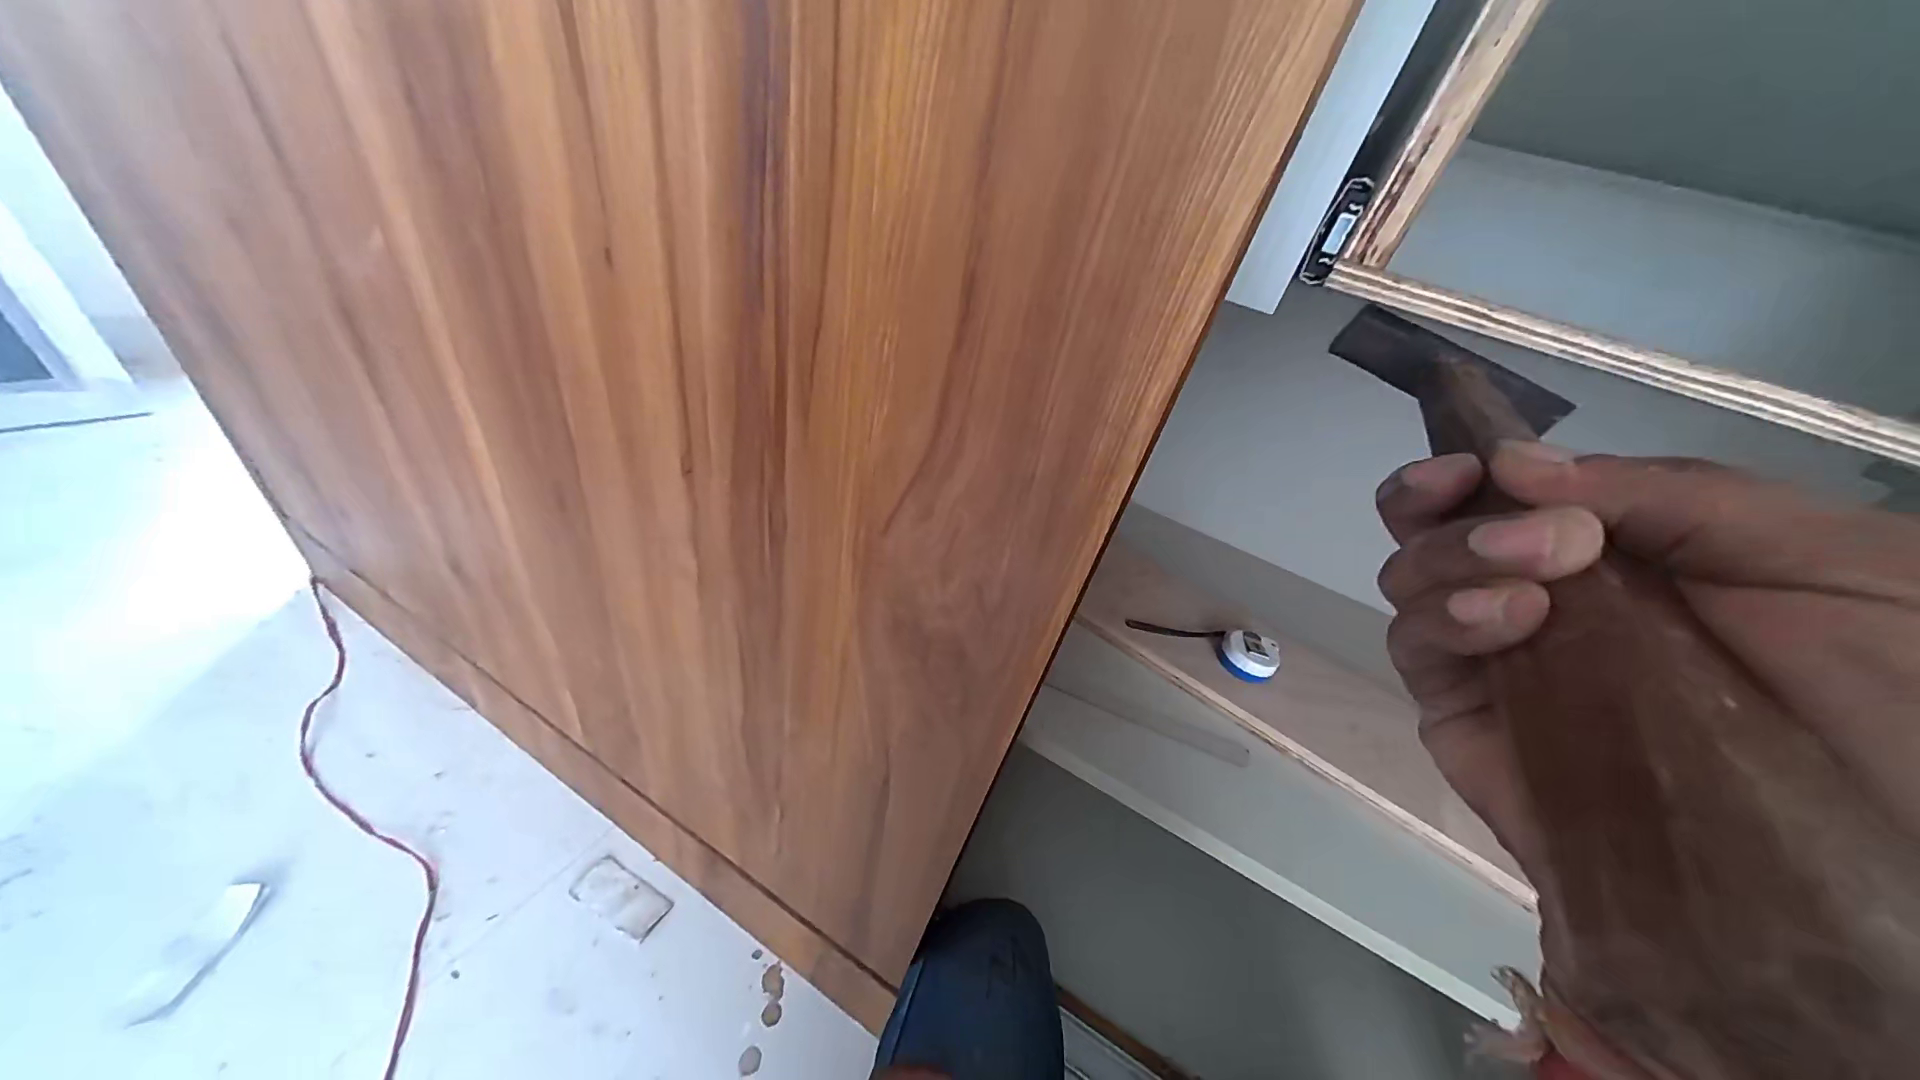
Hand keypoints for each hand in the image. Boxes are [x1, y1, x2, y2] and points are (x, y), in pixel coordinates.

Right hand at [1375, 441, 1919, 885]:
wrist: (1879, 856)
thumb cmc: (1884, 696)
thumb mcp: (1817, 559)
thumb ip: (1673, 495)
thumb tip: (1512, 462)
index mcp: (1602, 551)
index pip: (1494, 495)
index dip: (1459, 473)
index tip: (1472, 467)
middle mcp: (1527, 595)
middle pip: (1426, 532)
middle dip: (1442, 515)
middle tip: (1537, 537)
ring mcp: (1488, 658)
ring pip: (1408, 585)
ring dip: (1447, 564)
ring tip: (1529, 586)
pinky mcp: (1459, 716)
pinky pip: (1413, 652)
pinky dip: (1439, 622)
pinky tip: (1502, 620)